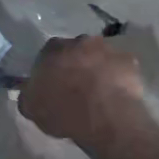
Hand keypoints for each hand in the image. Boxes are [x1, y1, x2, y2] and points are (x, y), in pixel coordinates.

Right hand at [18, 36, 148, 148]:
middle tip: (76, 88)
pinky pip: (120, 68)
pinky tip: (116, 94)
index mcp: (54, 48)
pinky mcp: (129, 61)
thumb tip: (29, 92)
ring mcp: (108, 49)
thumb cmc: (63, 110)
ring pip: (100, 56)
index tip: (53, 85)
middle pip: (76, 51)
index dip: (50, 69)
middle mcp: (81, 41)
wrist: (104, 117)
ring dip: (98, 69)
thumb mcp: (31, 108)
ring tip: (98, 93)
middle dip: (76, 65)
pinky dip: (118, 77)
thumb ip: (28, 94)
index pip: (48, 53)